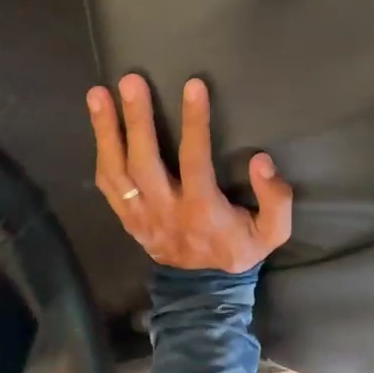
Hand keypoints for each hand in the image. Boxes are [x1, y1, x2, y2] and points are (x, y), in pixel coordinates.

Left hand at [86, 73, 293, 272]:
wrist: (206, 291)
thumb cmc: (241, 248)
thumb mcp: (273, 231)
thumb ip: (275, 198)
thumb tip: (261, 160)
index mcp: (201, 211)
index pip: (195, 160)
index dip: (194, 122)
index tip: (193, 85)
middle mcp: (164, 212)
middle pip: (143, 162)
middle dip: (135, 119)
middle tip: (130, 81)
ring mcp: (140, 217)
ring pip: (115, 172)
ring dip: (105, 131)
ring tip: (97, 94)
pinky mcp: (128, 218)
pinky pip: (108, 185)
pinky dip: (101, 152)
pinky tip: (99, 124)